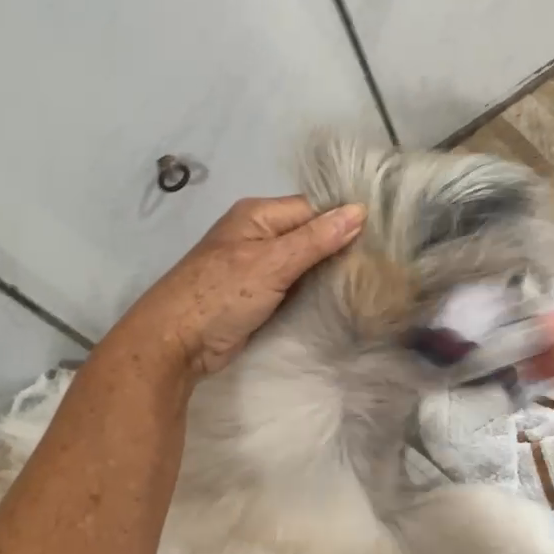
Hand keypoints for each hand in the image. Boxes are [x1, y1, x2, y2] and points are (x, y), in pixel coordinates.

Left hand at [110, 196, 365, 377]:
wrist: (175, 343)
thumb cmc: (221, 296)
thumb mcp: (273, 263)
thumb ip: (316, 239)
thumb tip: (360, 211)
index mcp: (258, 215)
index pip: (314, 210)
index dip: (343, 224)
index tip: (378, 244)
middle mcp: (258, 235)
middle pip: (311, 235)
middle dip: (339, 250)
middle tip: (377, 267)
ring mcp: (257, 267)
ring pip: (305, 263)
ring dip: (328, 274)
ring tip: (366, 284)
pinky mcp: (259, 295)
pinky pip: (295, 286)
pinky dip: (314, 292)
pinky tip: (339, 301)